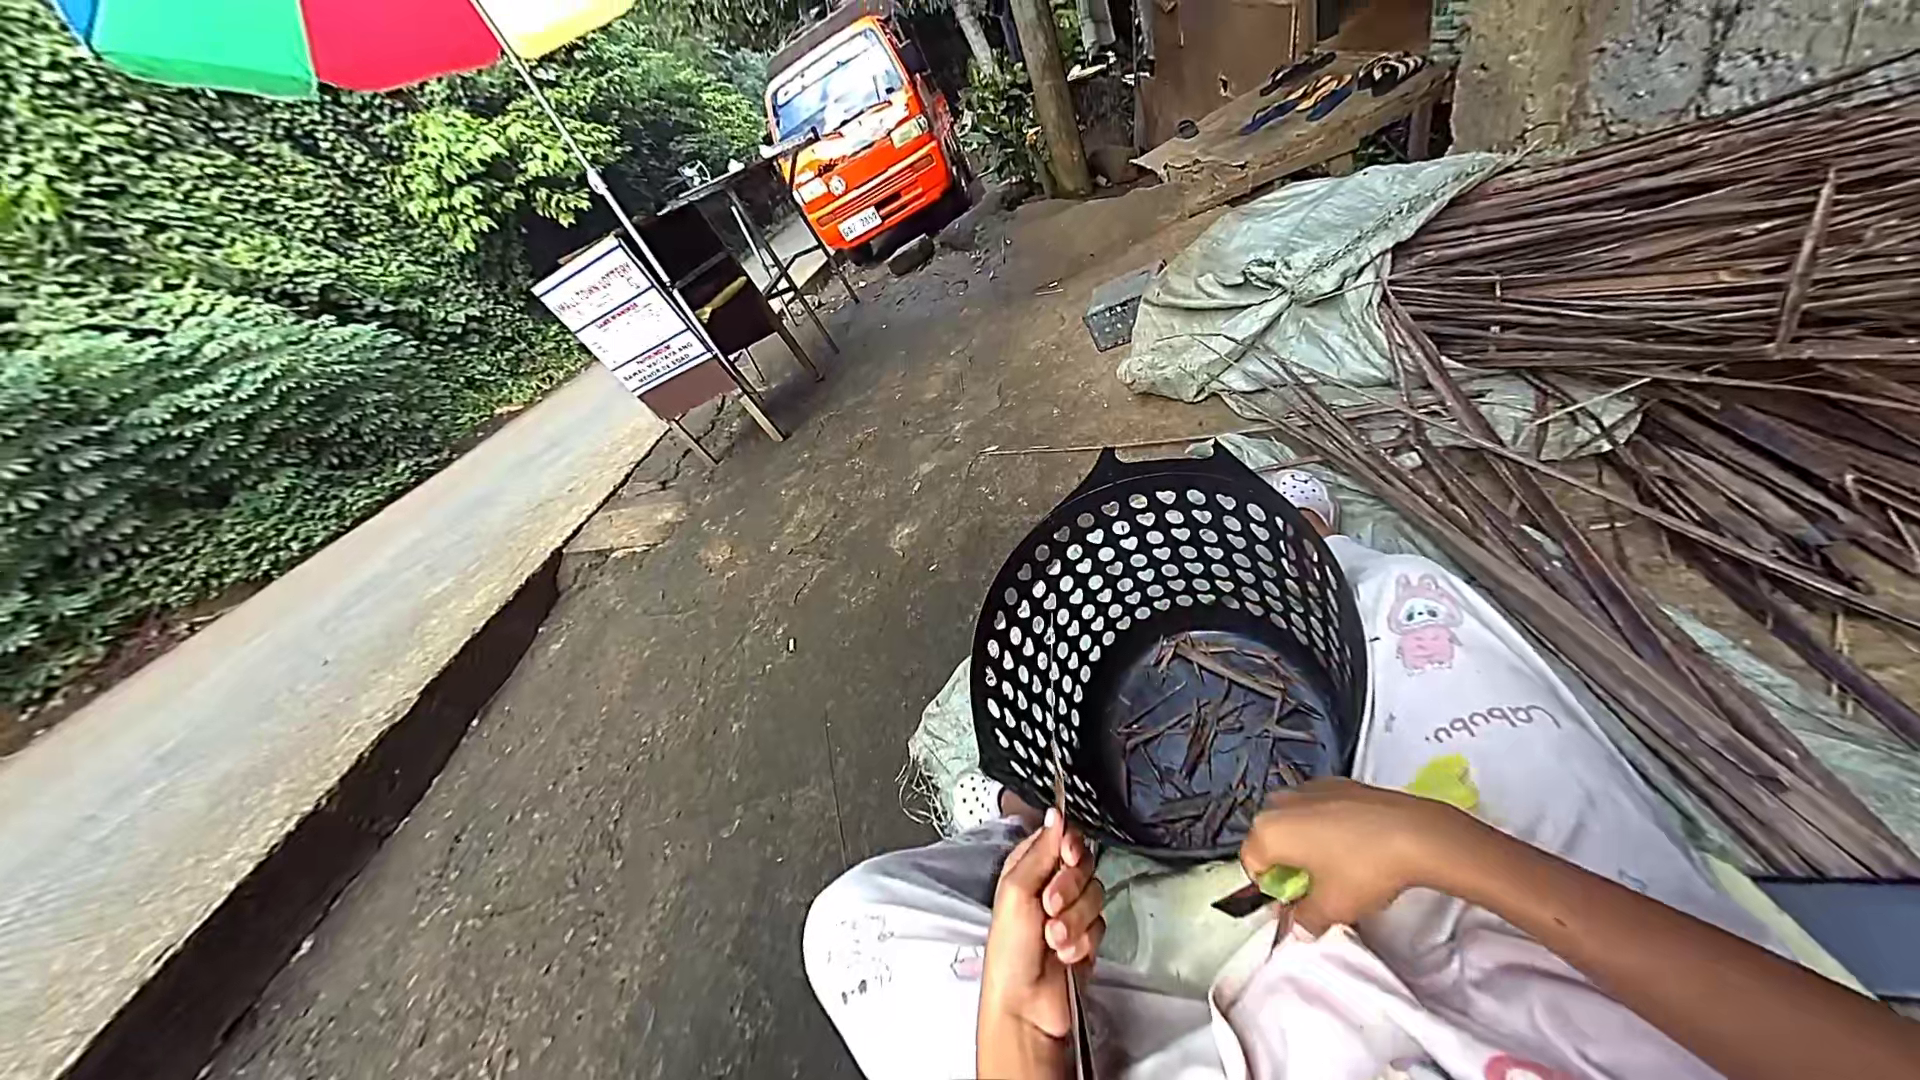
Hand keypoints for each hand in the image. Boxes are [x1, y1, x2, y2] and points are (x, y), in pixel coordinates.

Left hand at [977, 809, 1103, 1077]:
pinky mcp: (1085, 934)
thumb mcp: (1017, 890)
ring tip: (1053, 939)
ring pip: (1094, 894)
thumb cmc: (1009, 949)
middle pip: (1082, 864)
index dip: (1069, 845)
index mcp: (1028, 864)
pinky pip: (1100, 924)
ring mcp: (1069, 909)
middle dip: (1070, 888)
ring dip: (1074, 920)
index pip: (1060, 836)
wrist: (1024, 1005)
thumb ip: (1041, 850)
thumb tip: (1055, 814)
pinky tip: (1066, 953)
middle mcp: (1049, 882)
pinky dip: (1084, 940)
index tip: (1068, 856)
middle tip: (1050, 906)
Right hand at [1239, 777, 1484, 932]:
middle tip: (1320, 884)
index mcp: (1266, 832)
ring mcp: (1302, 788)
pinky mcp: (1330, 781)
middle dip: (1287, 863)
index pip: (1252, 866)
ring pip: (1291, 820)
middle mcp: (1275, 804)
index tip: (1300, 902)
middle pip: (1269, 839)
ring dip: (1304, 841)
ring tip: (1339, 860)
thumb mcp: (1334, 908)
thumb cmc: (1362, 870)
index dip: (1273, 889)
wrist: (1413, 831)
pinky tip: (1354, 838)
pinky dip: (1323, 822)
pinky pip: (1314, 806)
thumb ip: (1307, 920)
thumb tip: (1298, 928)